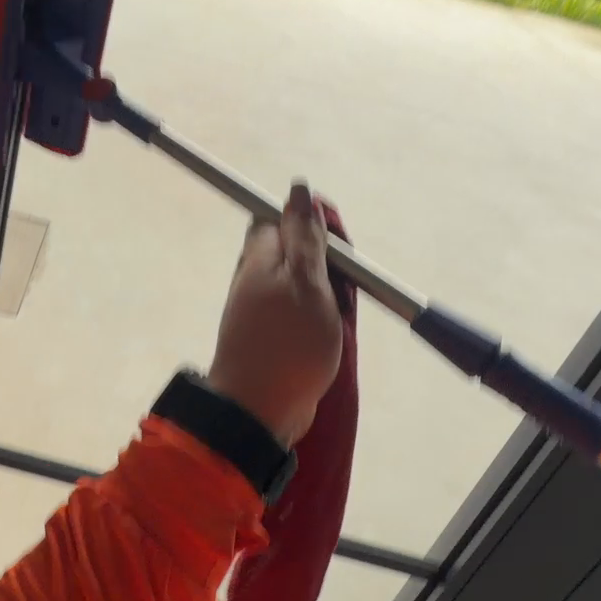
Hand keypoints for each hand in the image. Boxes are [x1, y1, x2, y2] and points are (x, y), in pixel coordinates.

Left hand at [204, 181, 344, 446]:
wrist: (258, 409)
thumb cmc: (288, 342)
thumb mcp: (307, 283)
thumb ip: (306, 238)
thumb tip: (300, 191)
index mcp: (259, 255)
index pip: (279, 217)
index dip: (310, 221)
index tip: (339, 244)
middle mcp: (254, 274)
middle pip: (291, 247)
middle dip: (323, 258)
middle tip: (345, 281)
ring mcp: (259, 305)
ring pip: (297, 279)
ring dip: (324, 288)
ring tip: (341, 309)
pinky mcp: (269, 332)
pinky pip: (297, 307)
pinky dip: (317, 312)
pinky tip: (331, 328)